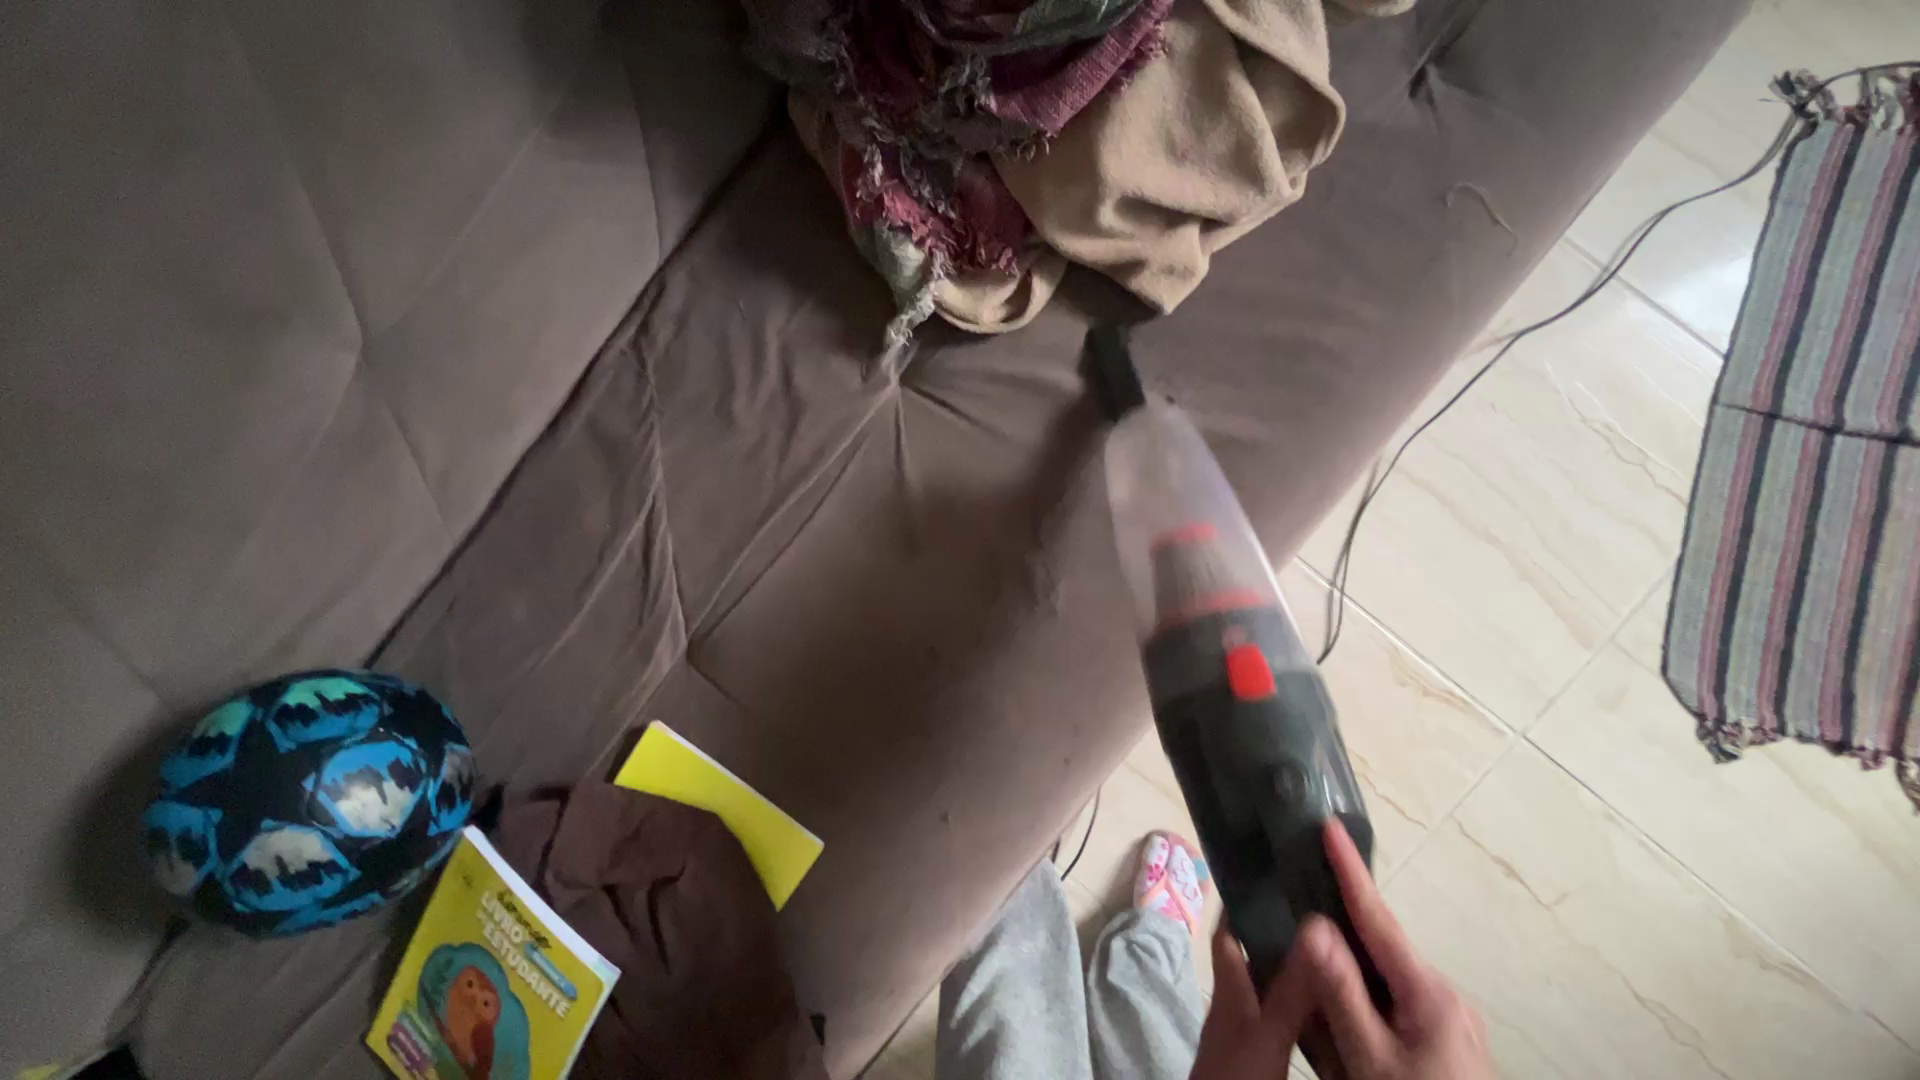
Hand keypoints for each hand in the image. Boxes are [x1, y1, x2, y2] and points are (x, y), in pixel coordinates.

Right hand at [1187, 821, 1491, 1079]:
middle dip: (1337, 922)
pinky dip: (1360, 998)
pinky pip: (1392, 1003)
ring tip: (1304, 954)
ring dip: (1345, 969)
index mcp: (1430, 995)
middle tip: (1296, 889)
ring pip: (1383, 978)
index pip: (1378, 919)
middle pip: (1379, 947)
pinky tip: (1336, 1011)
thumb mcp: (1368, 1061)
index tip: (1330, 825)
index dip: (1351, 870)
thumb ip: (1341, 992)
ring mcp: (1448, 1022)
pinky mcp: (1444, 1043)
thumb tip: (1315, 924)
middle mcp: (1445, 998)